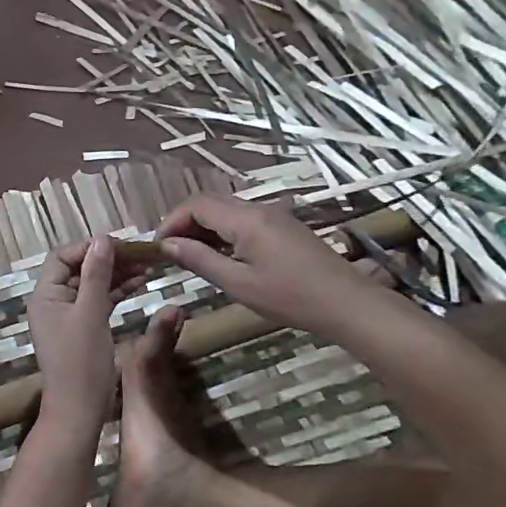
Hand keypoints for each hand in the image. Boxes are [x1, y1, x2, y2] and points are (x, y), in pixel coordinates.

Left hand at [27, 237, 149, 426]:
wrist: (80, 408)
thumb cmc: (81, 361)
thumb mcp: (90, 313)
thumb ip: (96, 275)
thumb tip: (102, 239)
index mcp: (45, 295)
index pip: (63, 257)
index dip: (89, 248)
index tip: (120, 245)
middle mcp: (53, 302)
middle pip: (79, 269)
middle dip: (109, 260)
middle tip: (141, 254)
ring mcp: (69, 316)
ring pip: (93, 285)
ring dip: (117, 274)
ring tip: (148, 266)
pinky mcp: (84, 328)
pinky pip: (99, 301)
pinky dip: (117, 292)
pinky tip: (141, 284)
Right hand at [155, 195, 374, 332]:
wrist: (346, 303)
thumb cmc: (289, 297)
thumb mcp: (238, 283)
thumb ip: (200, 260)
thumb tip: (167, 245)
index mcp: (246, 219)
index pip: (196, 205)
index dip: (171, 221)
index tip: (159, 247)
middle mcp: (258, 209)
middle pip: (210, 203)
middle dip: (184, 223)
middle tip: (170, 254)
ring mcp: (274, 216)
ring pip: (226, 211)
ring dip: (203, 228)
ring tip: (191, 258)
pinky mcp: (283, 227)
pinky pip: (243, 220)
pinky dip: (222, 232)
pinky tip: (220, 257)